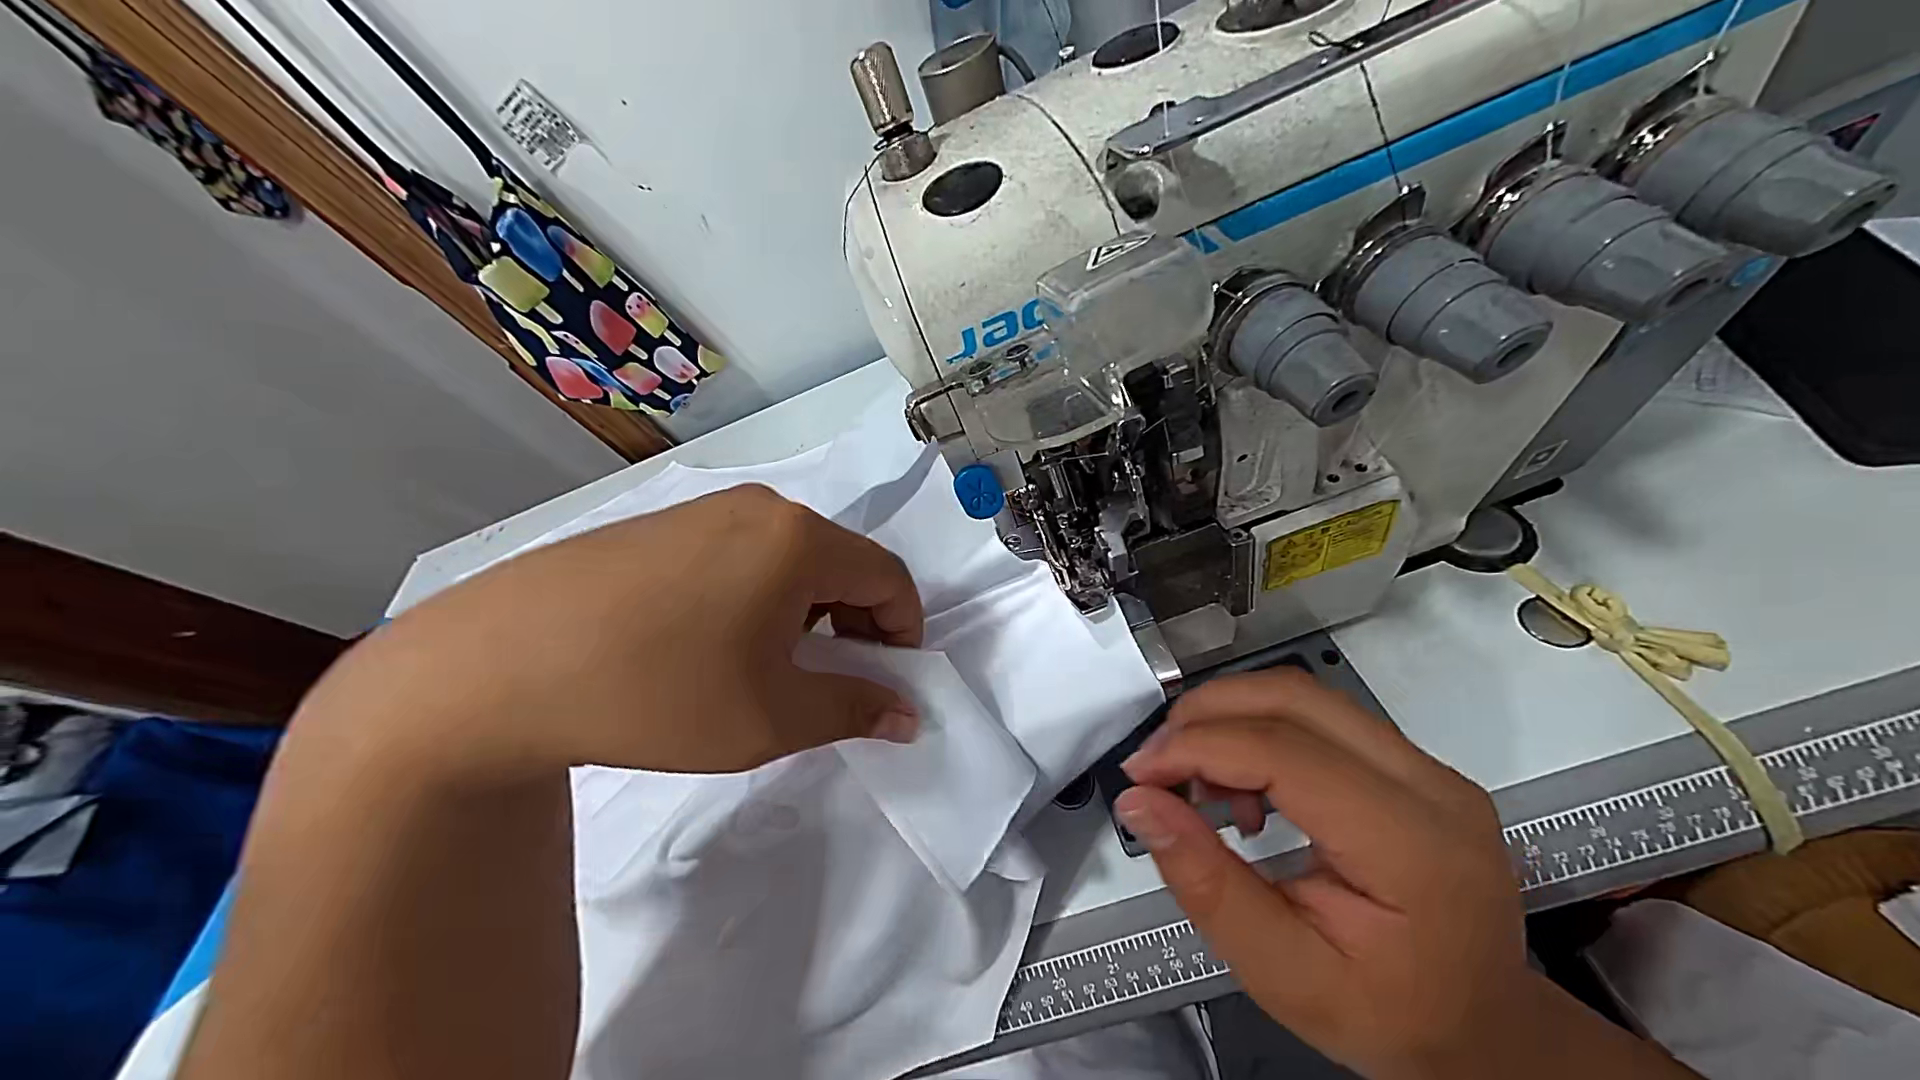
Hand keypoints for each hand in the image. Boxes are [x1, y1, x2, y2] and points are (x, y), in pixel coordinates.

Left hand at [300, 484, 924, 779]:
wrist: (495, 667)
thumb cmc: (660, 692)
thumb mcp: (773, 717)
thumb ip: (856, 708)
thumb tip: (908, 711)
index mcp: (799, 540)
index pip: (889, 577)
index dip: (904, 631)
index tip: (889, 680)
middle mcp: (760, 508)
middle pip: (841, 562)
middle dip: (855, 623)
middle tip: (829, 681)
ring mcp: (703, 509)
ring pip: (789, 558)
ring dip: (806, 610)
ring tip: (767, 666)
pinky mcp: (658, 525)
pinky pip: (739, 553)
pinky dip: (757, 595)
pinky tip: (711, 643)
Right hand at [1113, 670, 1693, 1079]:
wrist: (1480, 1030)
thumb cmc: (1388, 1013)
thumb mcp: (1282, 972)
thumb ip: (1206, 884)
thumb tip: (1140, 803)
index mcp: (1410, 844)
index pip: (1285, 753)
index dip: (1198, 747)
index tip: (1139, 774)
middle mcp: (1430, 785)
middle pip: (1294, 698)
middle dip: (1206, 714)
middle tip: (1157, 763)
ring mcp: (1427, 767)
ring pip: (1302, 695)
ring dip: (1229, 716)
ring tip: (1193, 776)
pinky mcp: (1411, 763)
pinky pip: (1317, 715)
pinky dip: (1257, 729)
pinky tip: (1241, 784)